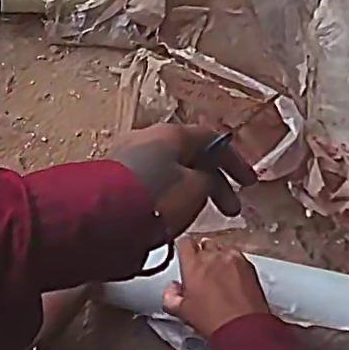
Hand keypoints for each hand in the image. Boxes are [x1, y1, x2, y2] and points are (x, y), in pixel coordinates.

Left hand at [108, 124, 256, 237]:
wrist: (100, 215)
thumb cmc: (155, 198)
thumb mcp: (196, 189)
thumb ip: (209, 179)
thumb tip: (203, 178)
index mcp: (169, 134)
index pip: (211, 139)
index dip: (234, 161)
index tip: (248, 183)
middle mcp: (145, 138)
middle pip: (188, 155)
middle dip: (212, 181)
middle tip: (229, 208)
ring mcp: (125, 156)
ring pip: (168, 170)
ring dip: (190, 190)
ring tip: (198, 213)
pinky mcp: (112, 178)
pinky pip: (149, 182)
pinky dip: (166, 195)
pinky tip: (168, 214)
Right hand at [162, 237, 271, 336]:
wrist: (244, 328)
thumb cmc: (212, 319)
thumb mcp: (182, 311)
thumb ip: (170, 296)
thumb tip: (172, 288)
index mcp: (192, 264)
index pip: (184, 242)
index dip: (184, 249)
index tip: (186, 257)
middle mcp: (212, 256)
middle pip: (204, 243)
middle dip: (203, 253)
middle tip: (203, 270)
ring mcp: (232, 259)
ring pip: (222, 249)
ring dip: (219, 257)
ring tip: (220, 274)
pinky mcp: (248, 265)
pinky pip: (237, 257)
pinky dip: (233, 263)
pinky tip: (234, 278)